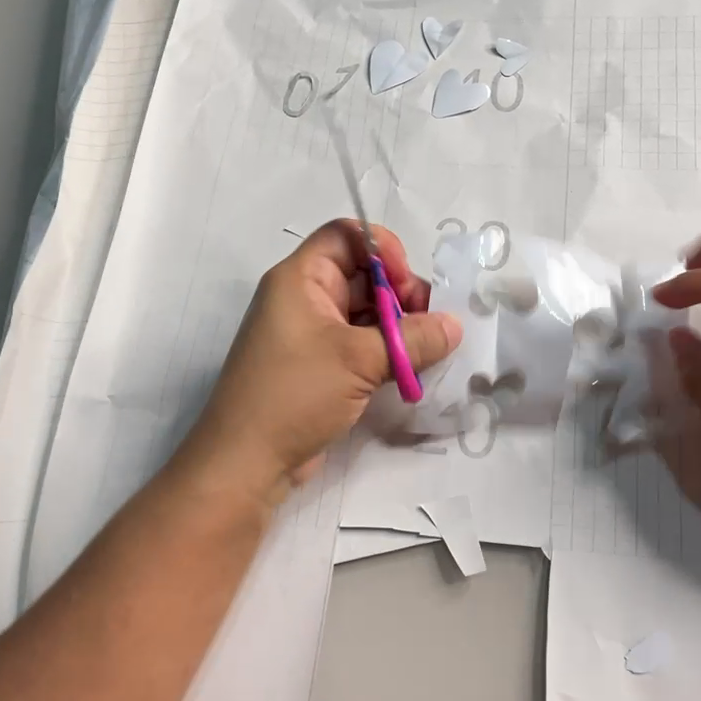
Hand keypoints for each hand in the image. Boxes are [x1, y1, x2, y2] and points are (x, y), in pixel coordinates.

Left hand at [179, 220, 461, 503]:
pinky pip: (361, 343)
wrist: (246, 464)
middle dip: (401, 294)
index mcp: (301, 279)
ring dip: (399, 327)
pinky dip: (387, 351)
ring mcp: (312, 335)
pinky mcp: (321, 366)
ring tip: (425, 353)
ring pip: (367, 312)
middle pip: (363, 274)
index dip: (383, 250)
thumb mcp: (359, 361)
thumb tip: (455, 326)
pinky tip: (410, 371)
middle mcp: (305, 299)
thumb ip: (414, 339)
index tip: (407, 286)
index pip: (347, 237)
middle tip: (427, 327)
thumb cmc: (294, 395)